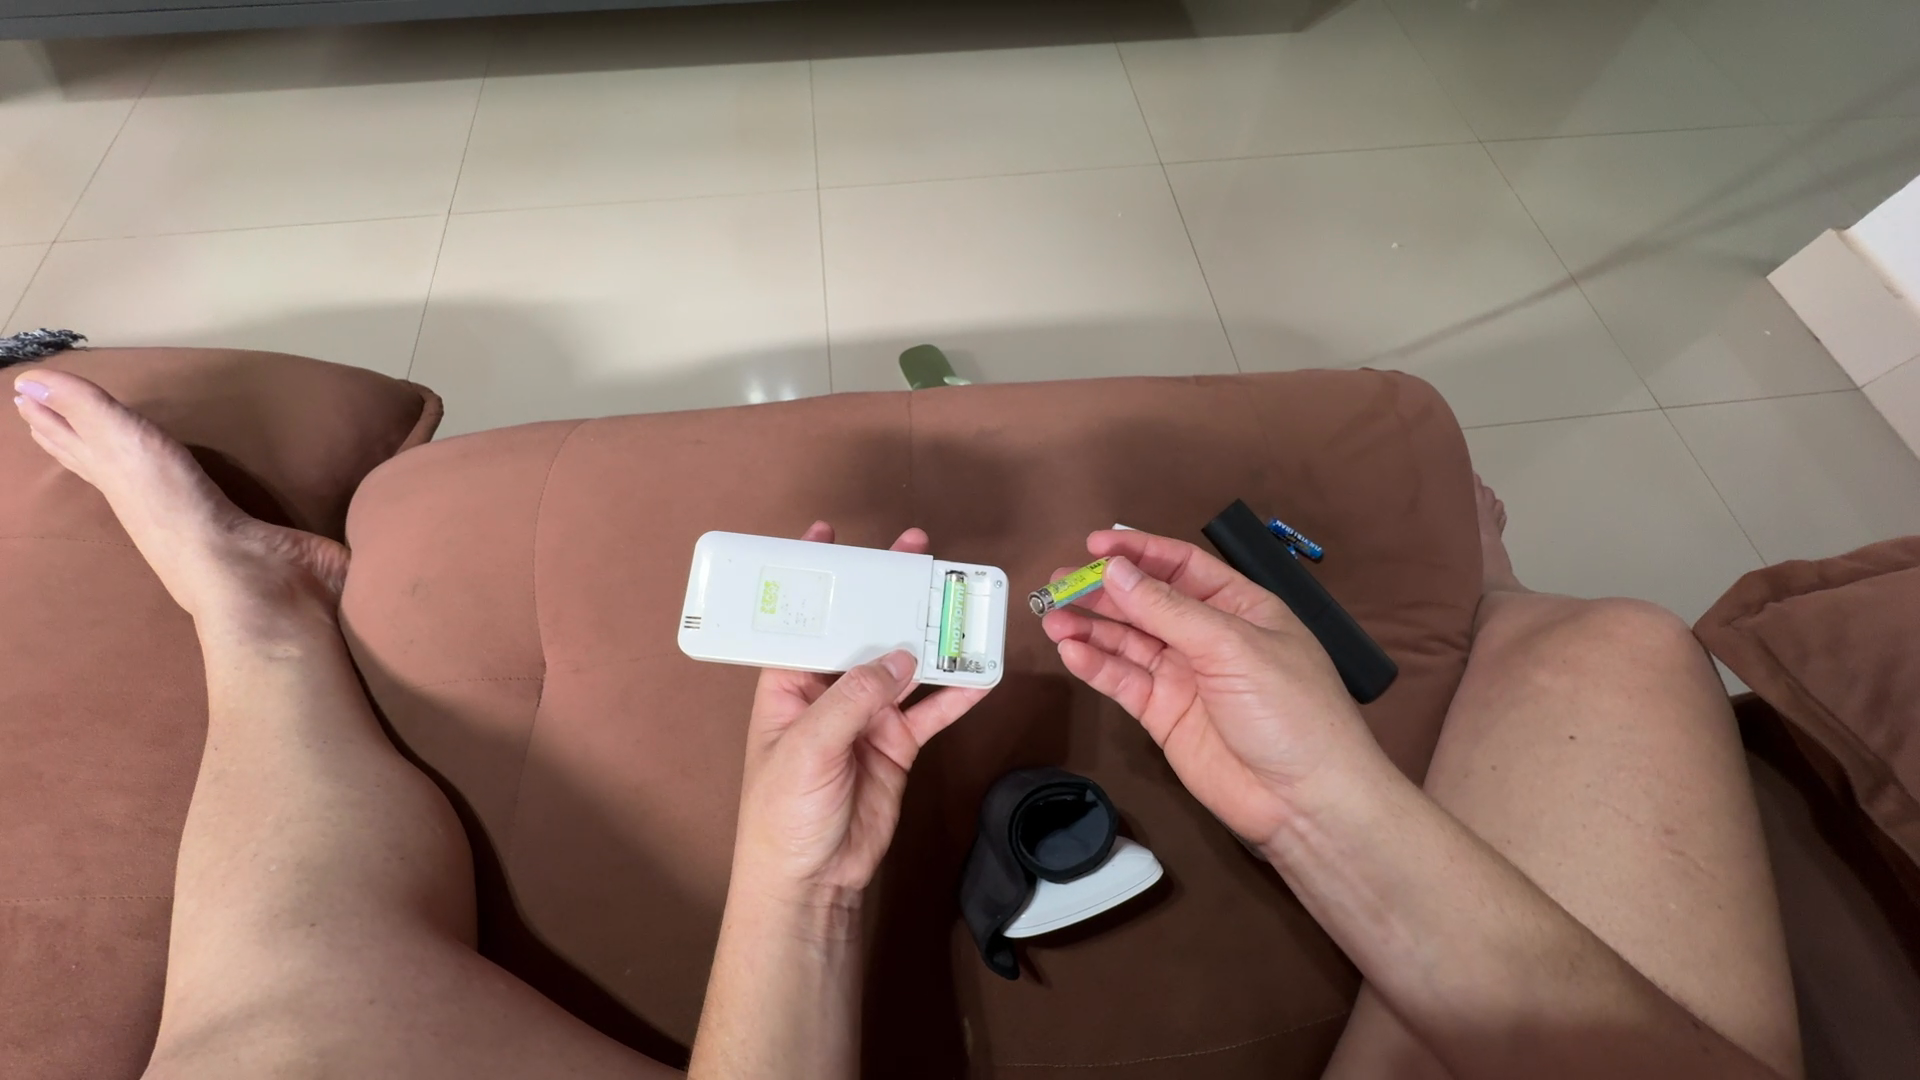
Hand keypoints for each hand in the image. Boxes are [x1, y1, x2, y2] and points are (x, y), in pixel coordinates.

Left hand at [732, 522, 988, 912]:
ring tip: (958, 597)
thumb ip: (853, 699)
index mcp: (789, 683)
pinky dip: (957, 692)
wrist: (813, 881)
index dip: (814, 579)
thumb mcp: (807, 747)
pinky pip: (932, 709)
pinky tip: (983, 671)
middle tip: (917, 551)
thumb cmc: (784, 813)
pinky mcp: (898, 742)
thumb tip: (901, 657)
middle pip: (863, 630)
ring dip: (930, 634)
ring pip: (904, 664)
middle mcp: (829, 690)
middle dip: (887, 592)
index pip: (802, 619)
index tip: (827, 535)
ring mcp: (867, 714)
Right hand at [1040, 530, 1384, 852]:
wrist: (1304, 802)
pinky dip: (1095, 665)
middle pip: (1144, 602)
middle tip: (1058, 582)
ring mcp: (1182, 674)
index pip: (1180, 565)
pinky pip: (1122, 680)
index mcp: (1237, 606)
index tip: (1096, 544)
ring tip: (1051, 618)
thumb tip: (1115, 570)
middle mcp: (1205, 635)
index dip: (1138, 551)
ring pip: (1125, 641)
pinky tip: (1071, 652)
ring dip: (1089, 627)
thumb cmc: (1288, 709)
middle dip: (1102, 590)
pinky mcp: (1162, 712)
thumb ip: (1168, 609)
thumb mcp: (1231, 645)